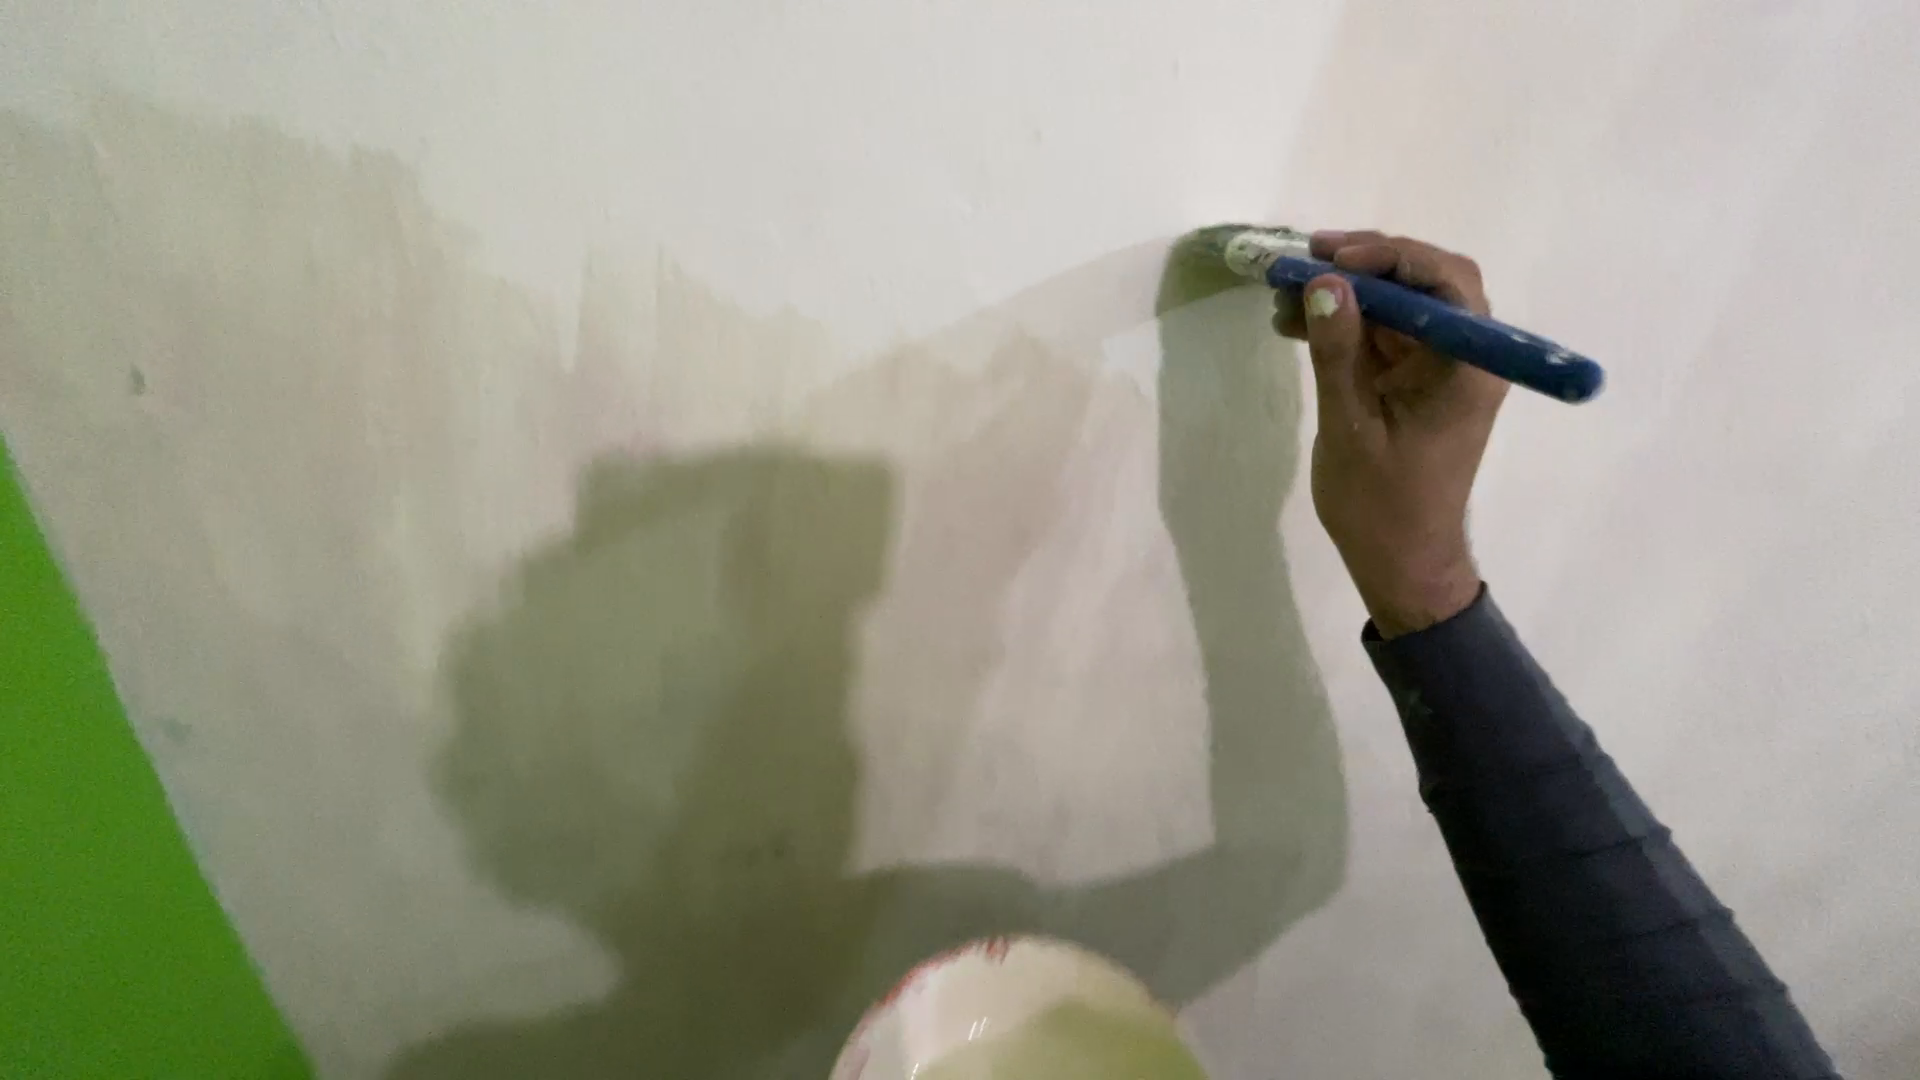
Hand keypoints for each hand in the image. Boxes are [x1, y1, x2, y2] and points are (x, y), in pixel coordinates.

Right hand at [1275, 231, 1505, 638]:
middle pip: (1423, 286)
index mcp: (1466, 366)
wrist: (1400, 559)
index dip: (1388, 256)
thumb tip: (1323, 286)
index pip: (1442, 282)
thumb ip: (1337, 353)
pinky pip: (1383, 341)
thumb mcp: (1350, 425)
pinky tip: (1298, 326)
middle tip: (1304, 260)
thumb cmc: (1380, 503)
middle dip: (1363, 267)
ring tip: (1285, 295)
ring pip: (1397, 311)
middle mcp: (1463, 357)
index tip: (1329, 256)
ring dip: (1345, 298)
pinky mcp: (1414, 386)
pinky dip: (1344, 329)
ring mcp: (1438, 371)